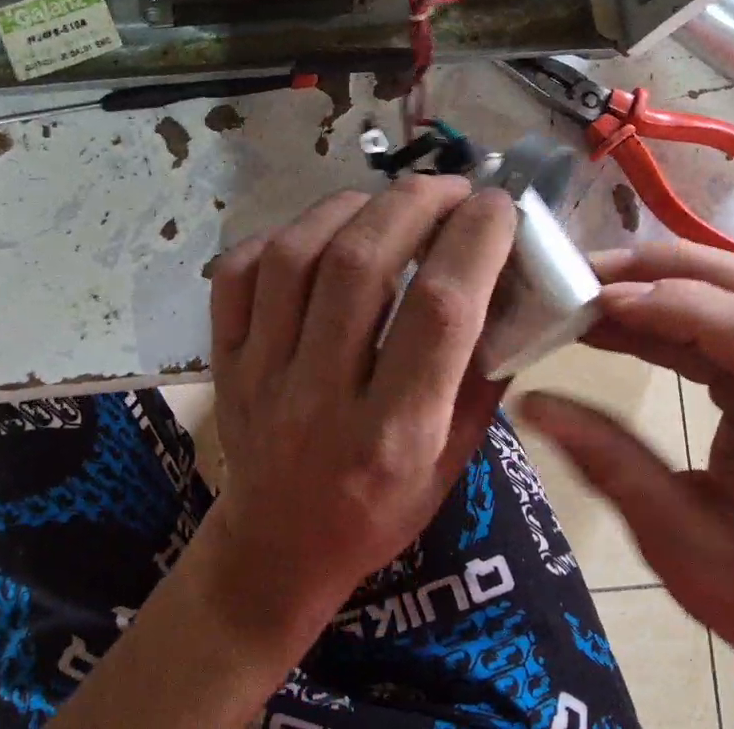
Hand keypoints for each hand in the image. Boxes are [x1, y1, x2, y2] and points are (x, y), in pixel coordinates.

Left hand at [204, 177, 517, 630]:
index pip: (439, 310)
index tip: (499, 205)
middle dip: (413, 204)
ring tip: (386, 201)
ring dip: (349, 208)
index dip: (474, 240)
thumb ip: (483, 375)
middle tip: (448, 187)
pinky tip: (318, 233)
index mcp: (393, 434)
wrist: (278, 545)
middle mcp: (320, 397)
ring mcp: (259, 372)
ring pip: (295, 258)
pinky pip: (238, 273)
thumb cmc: (379, 510)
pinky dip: (280, 235)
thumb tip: (511, 280)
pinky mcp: (222, 357)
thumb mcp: (453, 462)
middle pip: (360, 266)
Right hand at [516, 242, 733, 697]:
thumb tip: (531, 403)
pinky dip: (685, 309)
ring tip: (599, 280)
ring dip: (682, 279)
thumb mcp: (677, 548)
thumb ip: (611, 466)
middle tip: (590, 273)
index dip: (697, 310)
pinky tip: (627, 310)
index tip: (606, 302)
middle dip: (682, 275)